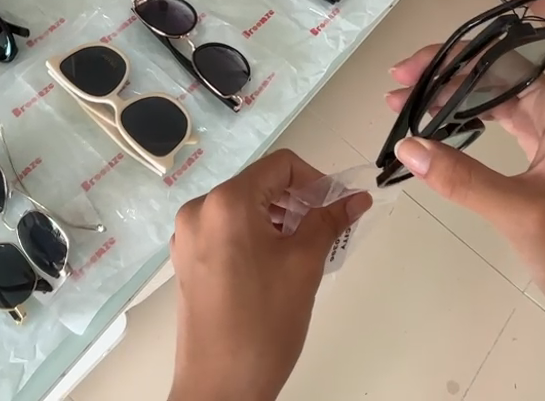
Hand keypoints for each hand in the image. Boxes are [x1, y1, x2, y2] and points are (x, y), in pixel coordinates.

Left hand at [168, 149, 371, 400]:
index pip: (280, 165)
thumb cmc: (264, 324)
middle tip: (326, 227)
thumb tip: (357, 197)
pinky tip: (276, 262)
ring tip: (304, 248)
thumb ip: (330, 220)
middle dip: (298, 200)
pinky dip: (255, 234)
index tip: (336, 205)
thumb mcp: (305, 264)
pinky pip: (227, 229)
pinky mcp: (188, 259)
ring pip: (244, 207)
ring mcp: (189, 235)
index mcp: (227, 201)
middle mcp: (200, 209)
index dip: (315, 179)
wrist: (220, 390)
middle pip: (261, 183)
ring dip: (278, 217)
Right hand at [387, 0, 544, 400]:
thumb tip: (407, 143)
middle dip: (459, 54)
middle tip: (407, 67)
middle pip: (511, 60)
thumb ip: (463, 179)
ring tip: (401, 91)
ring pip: (497, 88)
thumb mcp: (520, 214)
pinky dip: (460, 112)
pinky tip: (427, 121)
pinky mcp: (534, 156)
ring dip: (452, 84)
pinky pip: (494, 117)